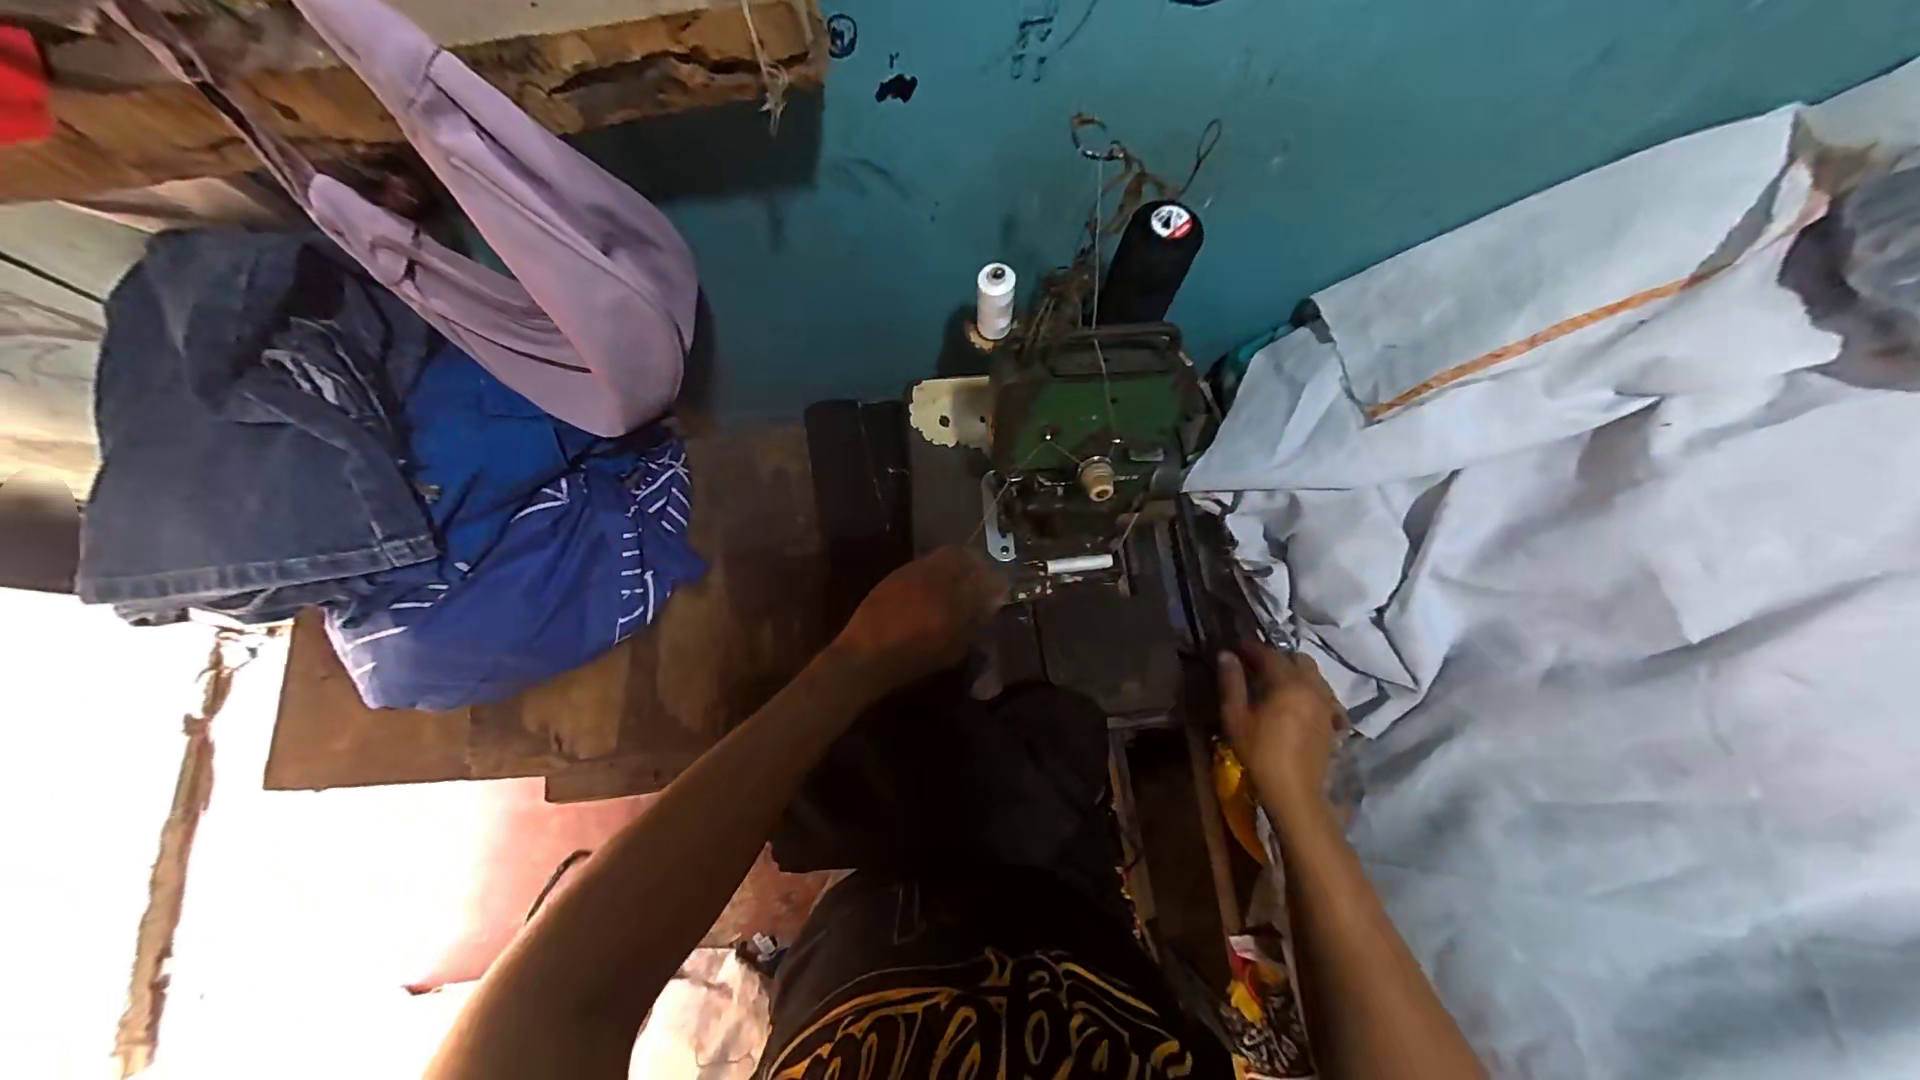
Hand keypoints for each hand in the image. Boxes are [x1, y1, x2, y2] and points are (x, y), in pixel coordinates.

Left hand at [833, 545, 1007, 690]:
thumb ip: (972, 626)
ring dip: (960, 561)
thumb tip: (988, 607)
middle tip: (984, 576)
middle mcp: (934, 579)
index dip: (996, 583)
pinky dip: (939, 566)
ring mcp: (914, 572)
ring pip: (945, 554)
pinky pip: (926, 561)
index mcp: (952, 601)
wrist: (864, 656)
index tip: (1001, 590)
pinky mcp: (898, 573)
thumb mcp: (951, 652)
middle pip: (965, 556)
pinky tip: (938, 582)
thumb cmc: (911, 661)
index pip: (984, 580)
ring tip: (963, 576)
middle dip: (978, 564)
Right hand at [1219, 645, 1344, 807]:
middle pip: (1298, 659)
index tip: (1235, 647)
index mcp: (1288, 683)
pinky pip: (1324, 695)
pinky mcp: (1333, 721)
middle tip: (1256, 665)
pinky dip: (1310, 690)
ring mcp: (1327, 705)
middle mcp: (1313, 688)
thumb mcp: (1236, 717)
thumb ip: (1232, 682)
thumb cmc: (1259, 752)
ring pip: (1314, 676)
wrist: (1294, 792)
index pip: (1269, 654)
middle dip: (1277, 657)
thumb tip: (1226, 654)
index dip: (1251, 648)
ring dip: (1295, 672)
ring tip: (1275, 683)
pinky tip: (1297, 703)